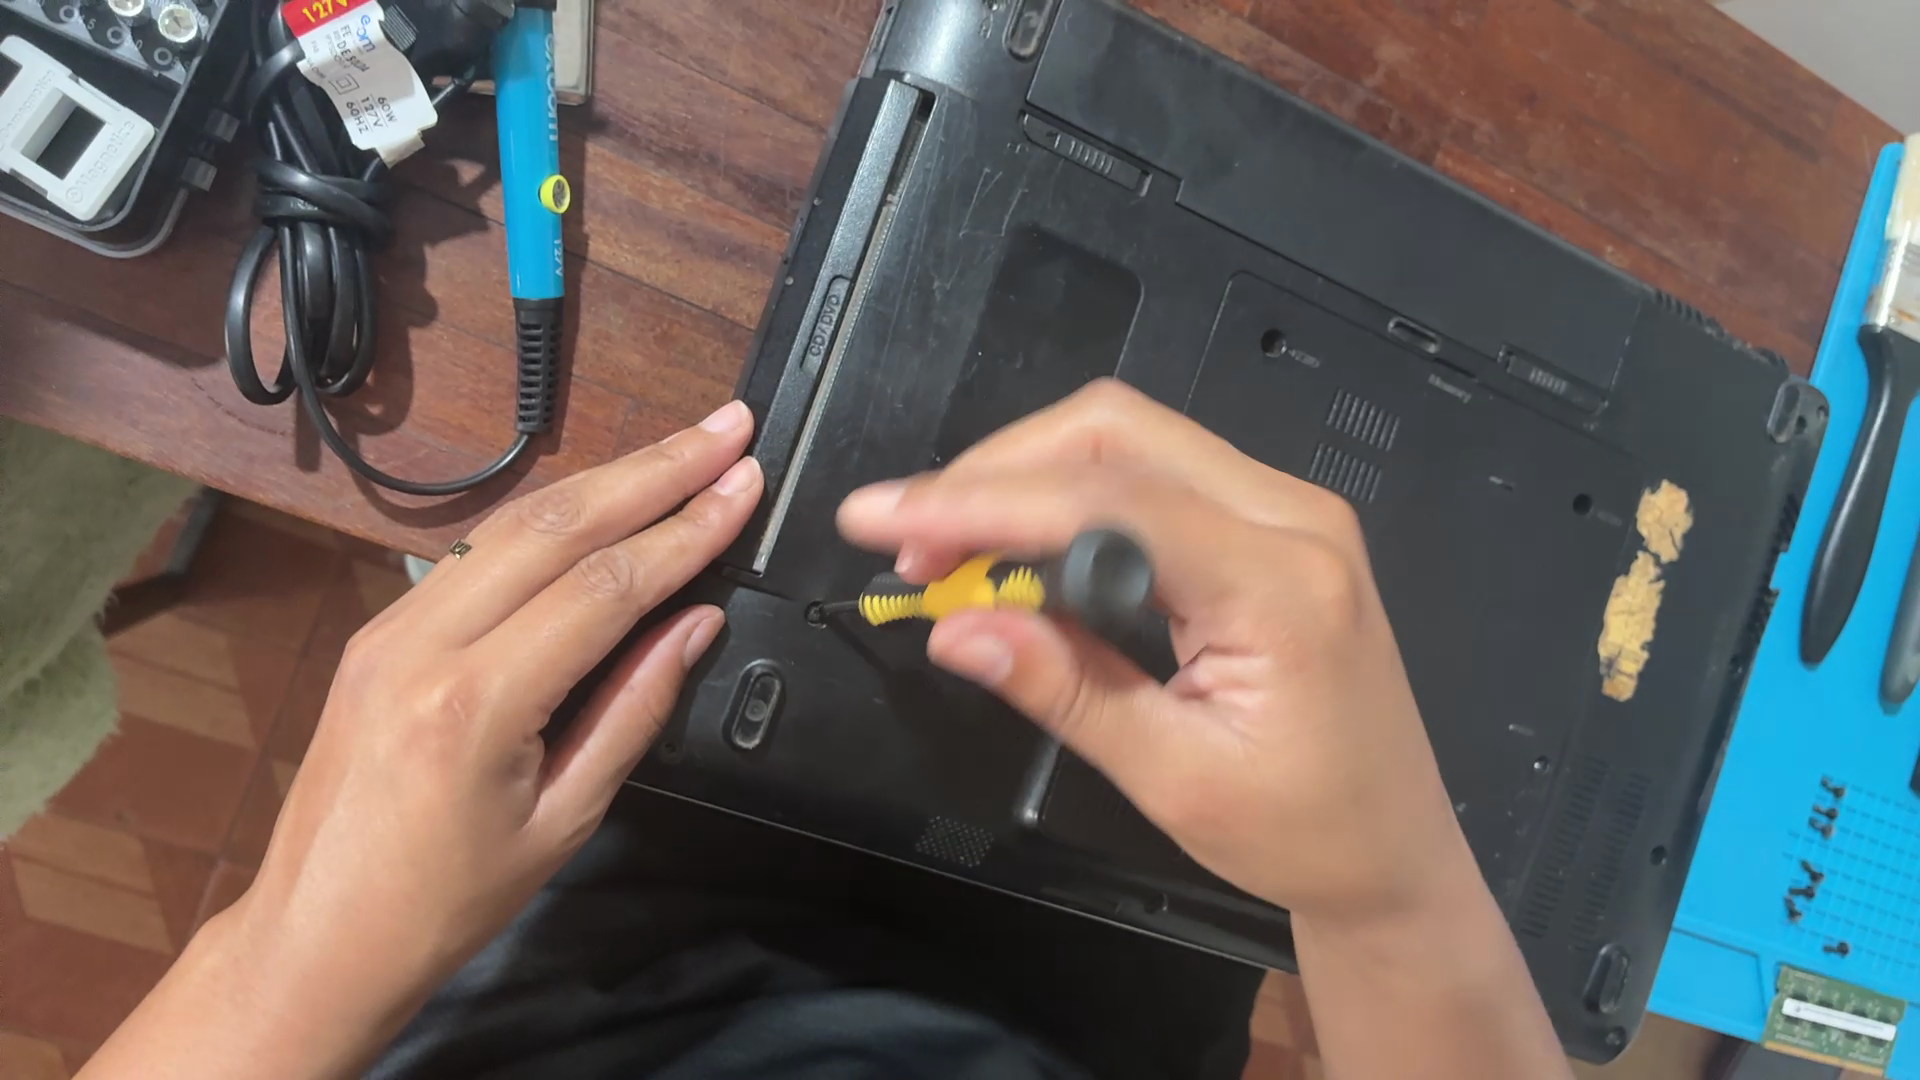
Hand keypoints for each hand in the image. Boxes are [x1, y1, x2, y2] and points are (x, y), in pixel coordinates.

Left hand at [168, 402, 762, 1075]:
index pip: (606, 586)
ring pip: (523, 517)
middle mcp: (424, 639)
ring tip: (687, 445)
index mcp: (475, 703)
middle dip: (658, 467)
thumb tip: (699, 619)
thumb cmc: (451, 897)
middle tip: (728, 426)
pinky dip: (567, 507)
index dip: (687, 530)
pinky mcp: (391, 622)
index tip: (745, 484)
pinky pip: (492, 543)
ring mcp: (397, 621)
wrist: (311, 939)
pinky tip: (615, 489)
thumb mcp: (568, 815)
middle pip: (561, 524)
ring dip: (616, 473)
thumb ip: (638, 704)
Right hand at [836, 381, 1466, 926]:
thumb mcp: (1173, 777)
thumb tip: (953, 628)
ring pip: (1124, 439)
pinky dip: (1063, 497)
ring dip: (1021, 478)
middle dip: (994, 472)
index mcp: (1279, 583)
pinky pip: (1145, 473)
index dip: (981, 502)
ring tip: (949, 547)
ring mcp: (1281, 506)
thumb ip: (1062, 689)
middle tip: (914, 541)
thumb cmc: (1301, 833)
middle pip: (1113, 432)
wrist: (1395, 851)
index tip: (882, 518)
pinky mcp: (1261, 519)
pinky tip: (1018, 545)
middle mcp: (1288, 513)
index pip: (1106, 503)